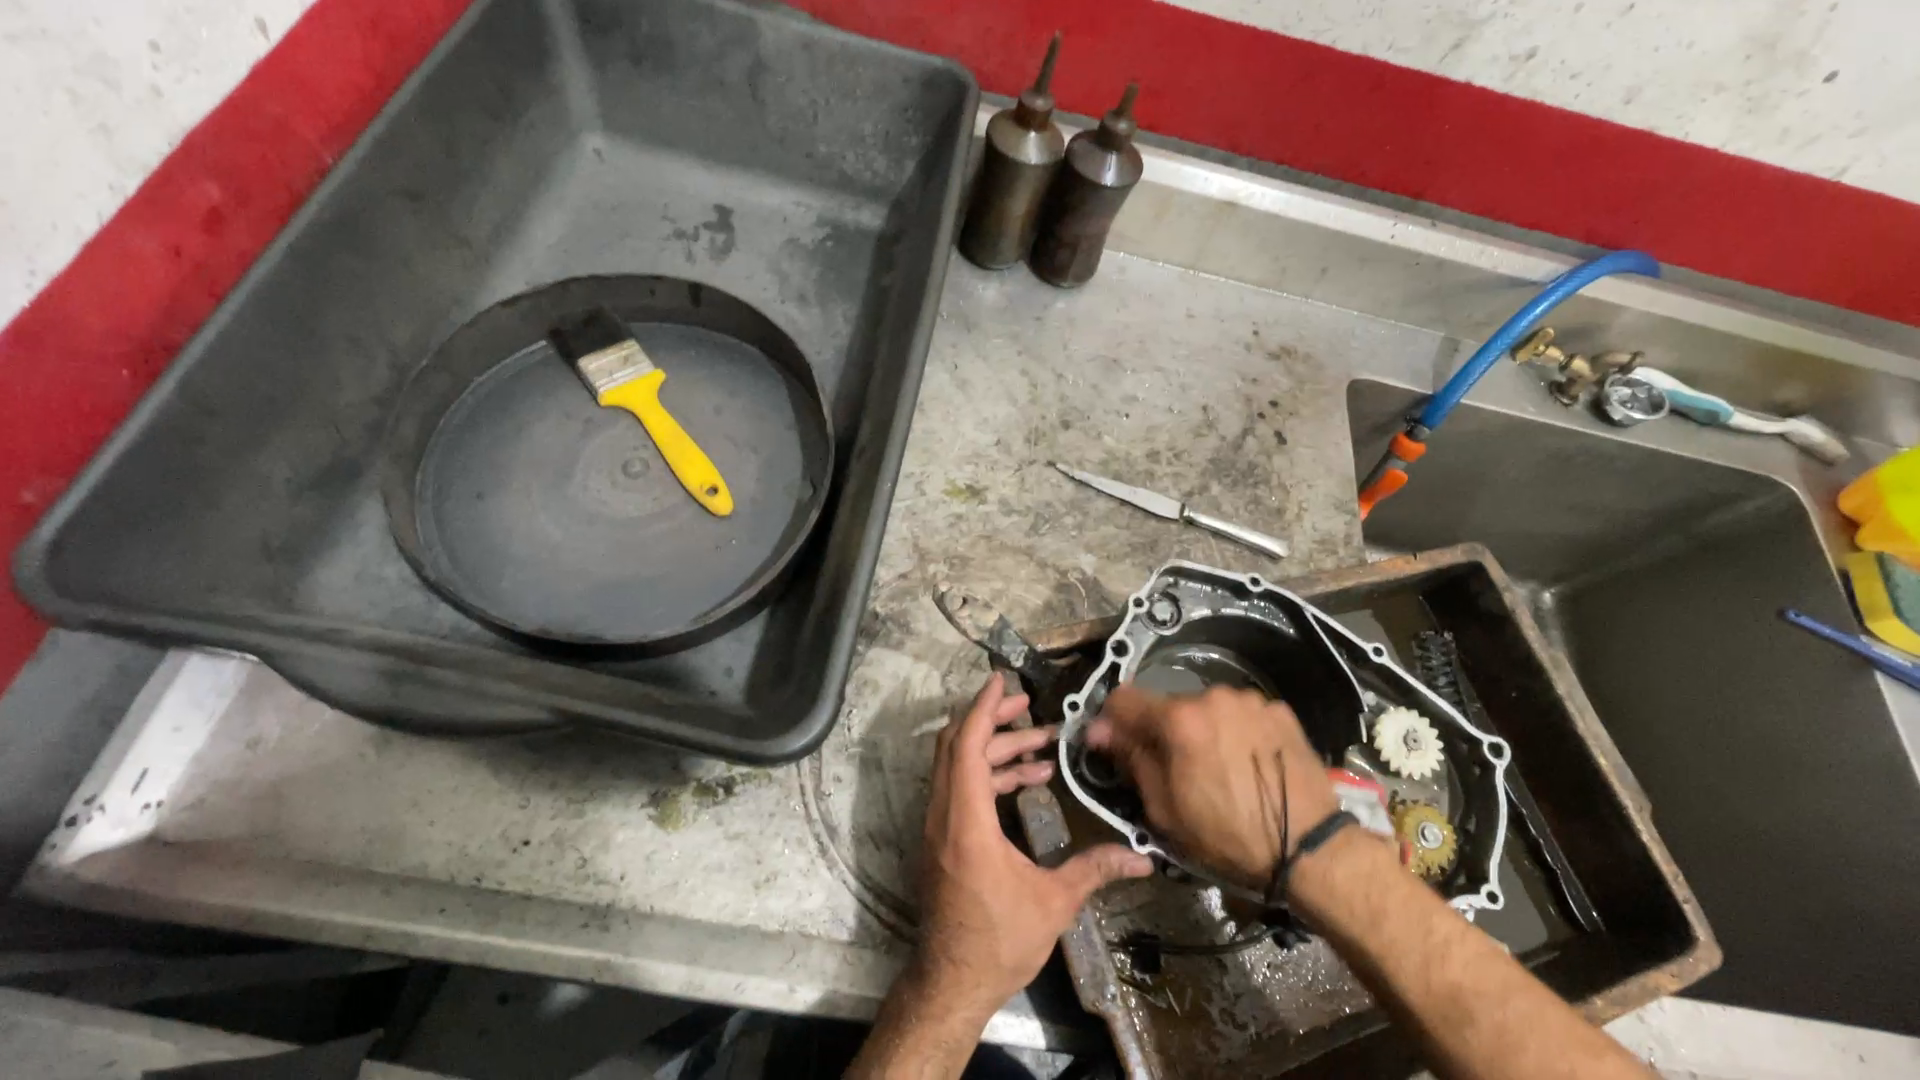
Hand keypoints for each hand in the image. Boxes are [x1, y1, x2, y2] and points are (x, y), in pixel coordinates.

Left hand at [913, 672, 1153, 1017]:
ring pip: (958, 768)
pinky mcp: (941, 841)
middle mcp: (943, 817)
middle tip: (1031, 710)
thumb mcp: (1053, 903)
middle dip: (993, 721)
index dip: (982, 708)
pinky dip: (989, 777)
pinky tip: (1028, 782)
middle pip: (957, 747)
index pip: (966, 746)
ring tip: (1041, 748)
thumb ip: (1094, 870)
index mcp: (966, 823)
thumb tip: (1141, 858)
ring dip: (995, 751)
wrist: (951, 983)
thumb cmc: (998, 941)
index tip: (1002, 681)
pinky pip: (960, 790)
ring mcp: (938, 828)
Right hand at [1087, 684, 1338, 893]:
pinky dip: (1235, 732)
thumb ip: (1131, 759)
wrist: (1310, 848)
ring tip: (1218, 768)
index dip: (1113, 722)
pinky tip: (1248, 764)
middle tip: (1175, 769)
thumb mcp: (1164, 808)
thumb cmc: (1228, 835)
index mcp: (1179, 718)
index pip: (1124, 700)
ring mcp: (1251, 701)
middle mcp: (1213, 697)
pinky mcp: (1280, 711)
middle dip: (1163, 731)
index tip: (1116, 745)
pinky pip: (1242, 715)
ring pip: (1208, 710)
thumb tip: (1101, 730)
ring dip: (1202, 730)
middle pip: (1169, 706)